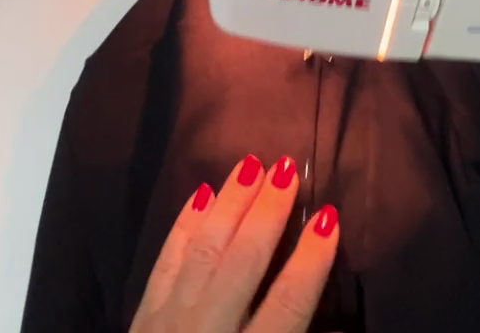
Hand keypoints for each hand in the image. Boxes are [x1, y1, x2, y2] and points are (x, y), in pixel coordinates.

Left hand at [129, 154, 339, 332]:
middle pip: (243, 262)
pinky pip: (167, 257)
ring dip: (230, 203)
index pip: (287, 306)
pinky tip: (201, 193)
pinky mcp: (143, 314)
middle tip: (288, 167)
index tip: (329, 216)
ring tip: (252, 164)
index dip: (310, 261)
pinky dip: (185, 223)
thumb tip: (336, 332)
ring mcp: (169, 319)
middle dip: (268, 213)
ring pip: (205, 248)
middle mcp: (207, 332)